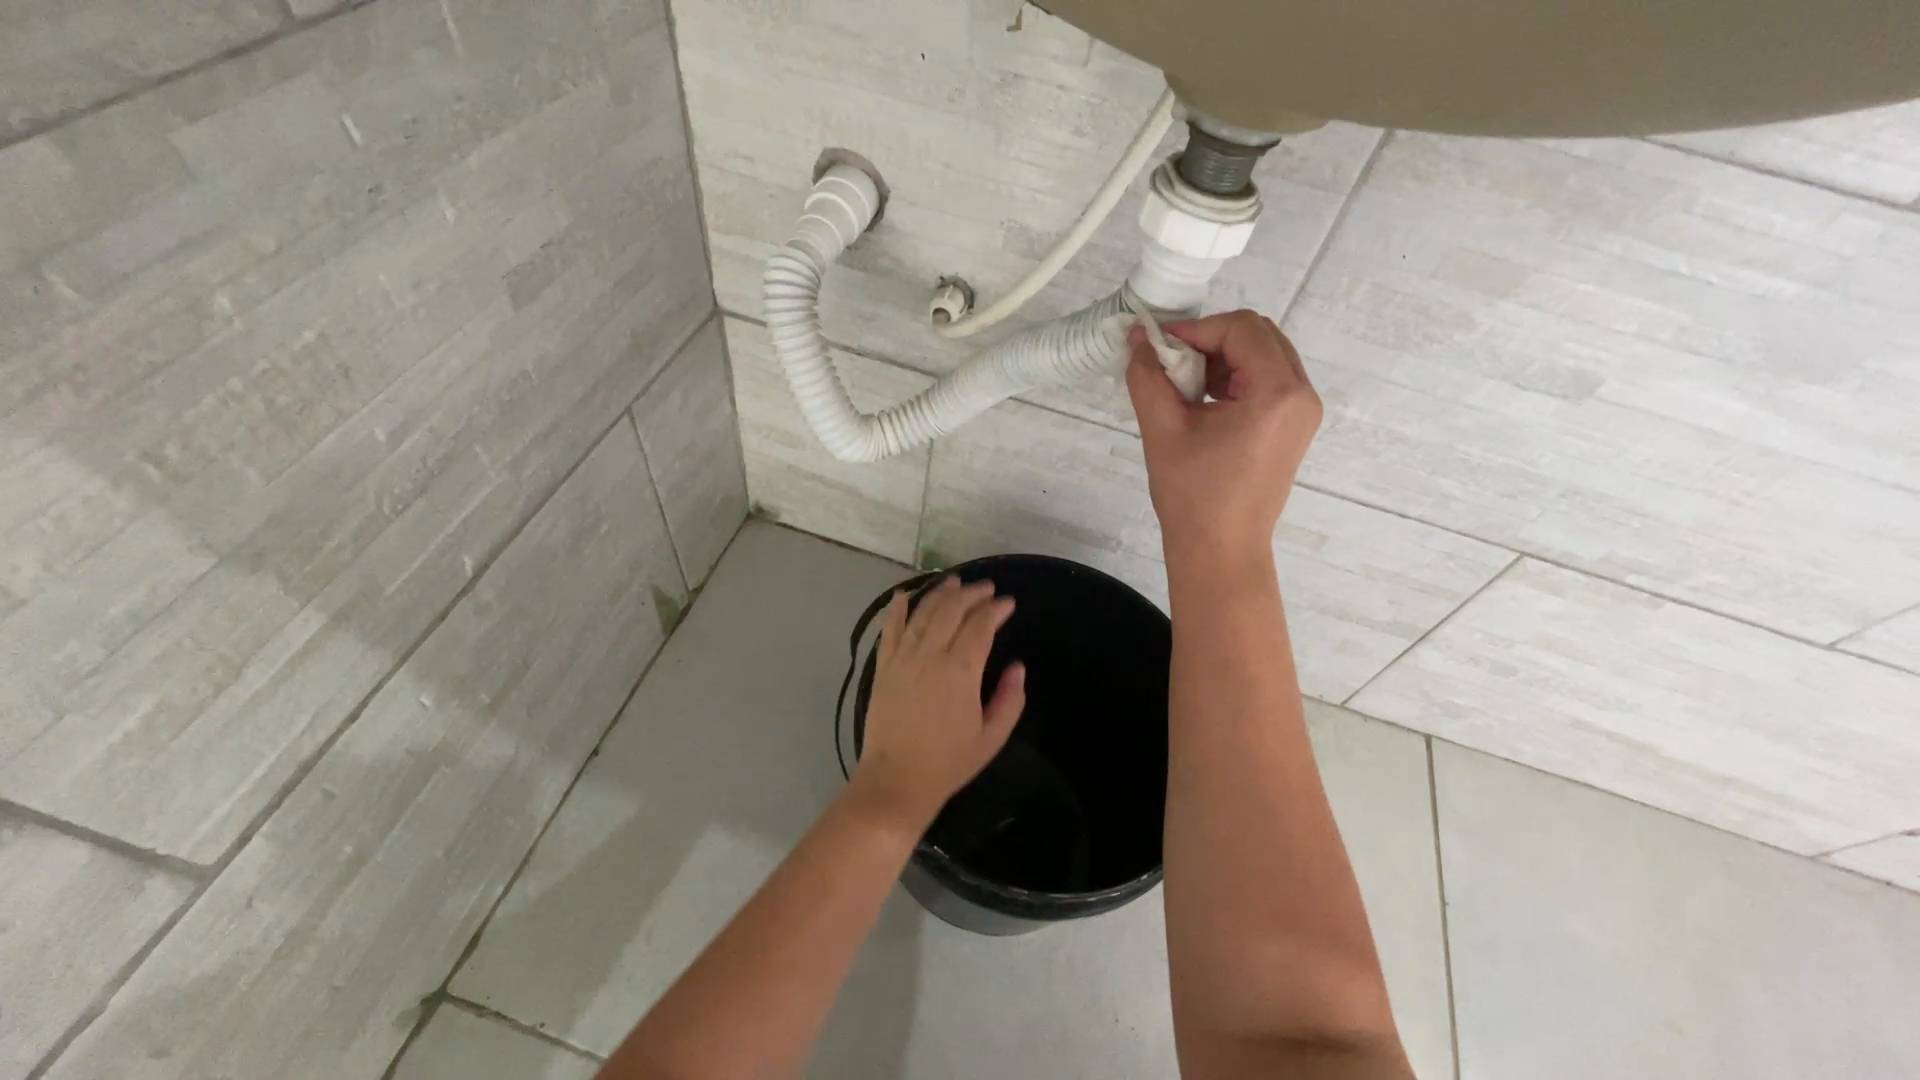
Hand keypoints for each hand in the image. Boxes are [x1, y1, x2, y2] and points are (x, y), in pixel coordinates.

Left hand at [849, 577, 1026, 830]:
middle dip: (971, 594)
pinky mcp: (883, 667)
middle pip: (951, 611)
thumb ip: (1009, 699)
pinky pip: (890, 630)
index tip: (1008, 603)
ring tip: (954, 582)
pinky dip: (898, 609)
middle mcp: (930, 655)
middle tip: (985, 587)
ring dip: (940, 593)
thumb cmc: (948, 763)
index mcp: (961, 671)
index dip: (996, 610)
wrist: (896, 781)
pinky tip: (904, 595)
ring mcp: (903, 659)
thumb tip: (1018, 666)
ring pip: (922, 613)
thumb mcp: (991, 737)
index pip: (981, 626)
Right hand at [1125, 310, 1322, 565]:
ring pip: (1263, 355)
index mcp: (1278, 393)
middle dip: (1211, 340)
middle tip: (1171, 364)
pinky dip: (1234, 378)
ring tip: (1184, 386)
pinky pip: (1267, 381)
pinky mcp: (1294, 426)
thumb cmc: (1193, 495)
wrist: (1221, 549)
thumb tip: (1137, 336)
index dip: (1196, 330)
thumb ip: (1148, 376)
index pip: (1241, 329)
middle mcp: (1301, 395)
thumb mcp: (1163, 430)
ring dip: (1222, 358)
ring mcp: (1302, 412)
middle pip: (1258, 336)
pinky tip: (1203, 402)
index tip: (1159, 347)